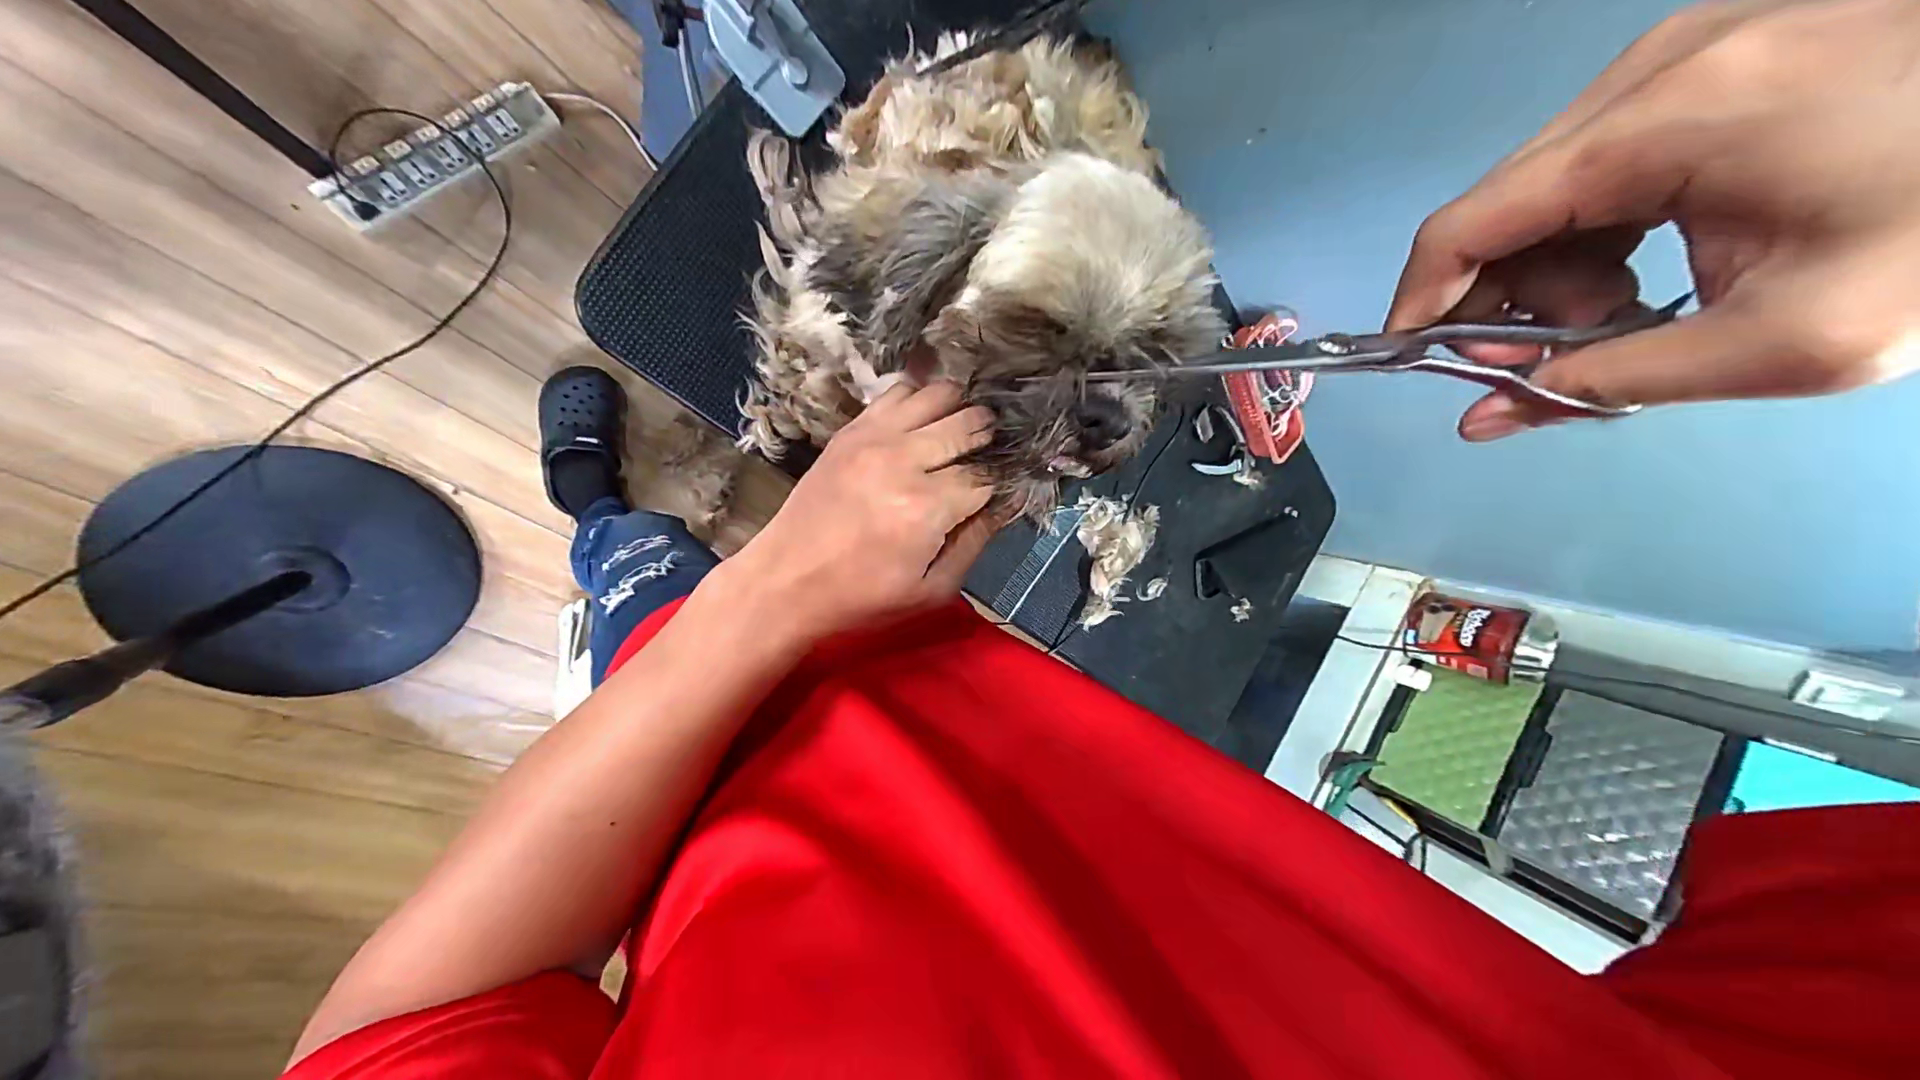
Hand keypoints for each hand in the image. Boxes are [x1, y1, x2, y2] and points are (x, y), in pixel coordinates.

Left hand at [721, 381, 997, 640]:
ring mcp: (874, 438)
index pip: (987, 475)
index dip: (1004, 480)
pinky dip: (921, 398)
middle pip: (969, 424)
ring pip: (938, 395)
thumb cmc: (862, 597)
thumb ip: (975, 542)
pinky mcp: (851, 430)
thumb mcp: (931, 590)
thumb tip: (1007, 503)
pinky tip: (925, 420)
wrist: (786, 580)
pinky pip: (898, 392)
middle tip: (990, 455)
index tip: (1007, 485)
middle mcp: (904, 461)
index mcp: (927, 508)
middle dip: (989, 438)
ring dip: (960, 410)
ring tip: (961, 432)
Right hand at [1387, 0, 1919, 440]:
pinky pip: (1590, 169)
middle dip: (1498, 298)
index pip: (1465, 226)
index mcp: (1664, 120)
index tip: (1420, 364)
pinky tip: (1644, 266)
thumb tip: (1479, 422)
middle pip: (1497, 210)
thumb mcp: (1786, 341)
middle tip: (1555, 353)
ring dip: (1548, 271)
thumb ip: (1606, 384)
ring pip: (1537, 193)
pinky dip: (1590, 236)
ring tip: (1622, 312)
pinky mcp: (1709, 64)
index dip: (1420, 305)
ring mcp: (1682, 57)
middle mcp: (1651, 71)